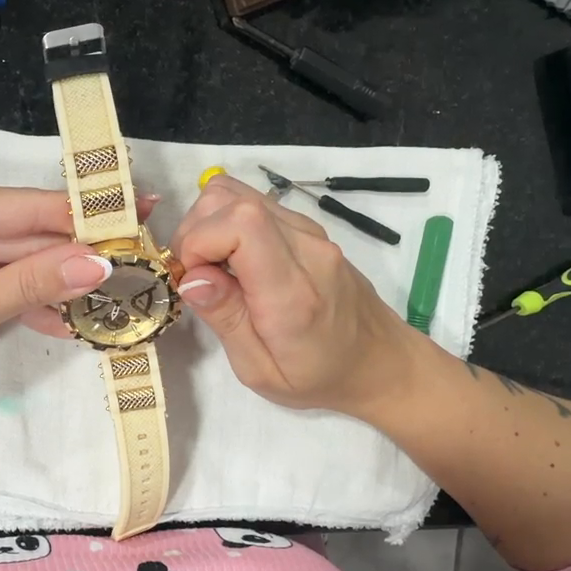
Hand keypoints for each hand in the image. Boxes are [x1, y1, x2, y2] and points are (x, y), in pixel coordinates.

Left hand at [0, 181, 143, 407]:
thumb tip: (98, 261)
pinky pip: (4, 278)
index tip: (143, 216)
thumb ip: (29, 285)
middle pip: (29, 232)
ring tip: (115, 299)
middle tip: (140, 268)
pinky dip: (31, 300)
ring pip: (23, 258)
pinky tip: (69, 321)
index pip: (28, 207)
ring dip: (60, 283)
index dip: (87, 215)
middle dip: (79, 255)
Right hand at [171, 174, 419, 416]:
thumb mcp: (261, 371)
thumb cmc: (318, 377)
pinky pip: (254, 205)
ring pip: (237, 193)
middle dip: (195, 232)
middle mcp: (305, 247)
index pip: (239, 224)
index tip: (192, 281)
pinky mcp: (307, 227)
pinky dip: (227, 224)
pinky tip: (232, 263)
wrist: (379, 361)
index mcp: (292, 291)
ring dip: (208, 225)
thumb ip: (226, 319)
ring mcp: (310, 231)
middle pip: (231, 199)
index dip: (199, 242)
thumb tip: (190, 277)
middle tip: (195, 276)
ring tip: (210, 268)